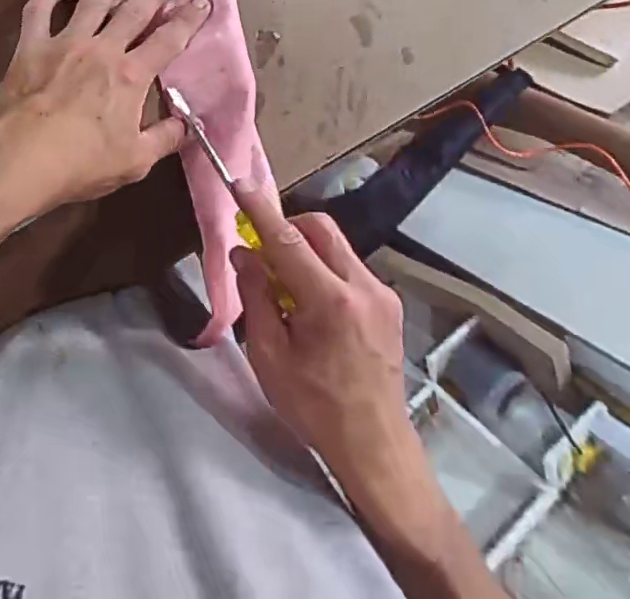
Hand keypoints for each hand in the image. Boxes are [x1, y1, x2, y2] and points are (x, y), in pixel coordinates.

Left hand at [0, 0, 209, 219]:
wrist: (20, 159)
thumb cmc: (81, 163)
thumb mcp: (135, 161)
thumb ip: (164, 139)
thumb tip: (185, 124)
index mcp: (131, 75)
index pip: (169, 40)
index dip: (189, 19)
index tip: (202, 0)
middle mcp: (102, 49)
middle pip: (135, 10)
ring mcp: (65, 42)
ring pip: (93, 0)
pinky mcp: (31, 46)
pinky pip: (39, 10)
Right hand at [228, 185, 416, 488]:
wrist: (374, 444)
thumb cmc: (314, 407)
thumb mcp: (270, 356)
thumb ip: (256, 297)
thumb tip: (244, 255)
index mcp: (330, 302)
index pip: (289, 241)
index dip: (261, 210)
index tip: (240, 185)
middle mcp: (363, 287)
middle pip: (321, 229)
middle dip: (288, 227)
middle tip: (264, 253)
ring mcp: (381, 293)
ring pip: (337, 245)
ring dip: (306, 250)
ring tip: (287, 287)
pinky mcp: (388, 303)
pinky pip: (349, 266)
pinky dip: (324, 269)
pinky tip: (313, 305)